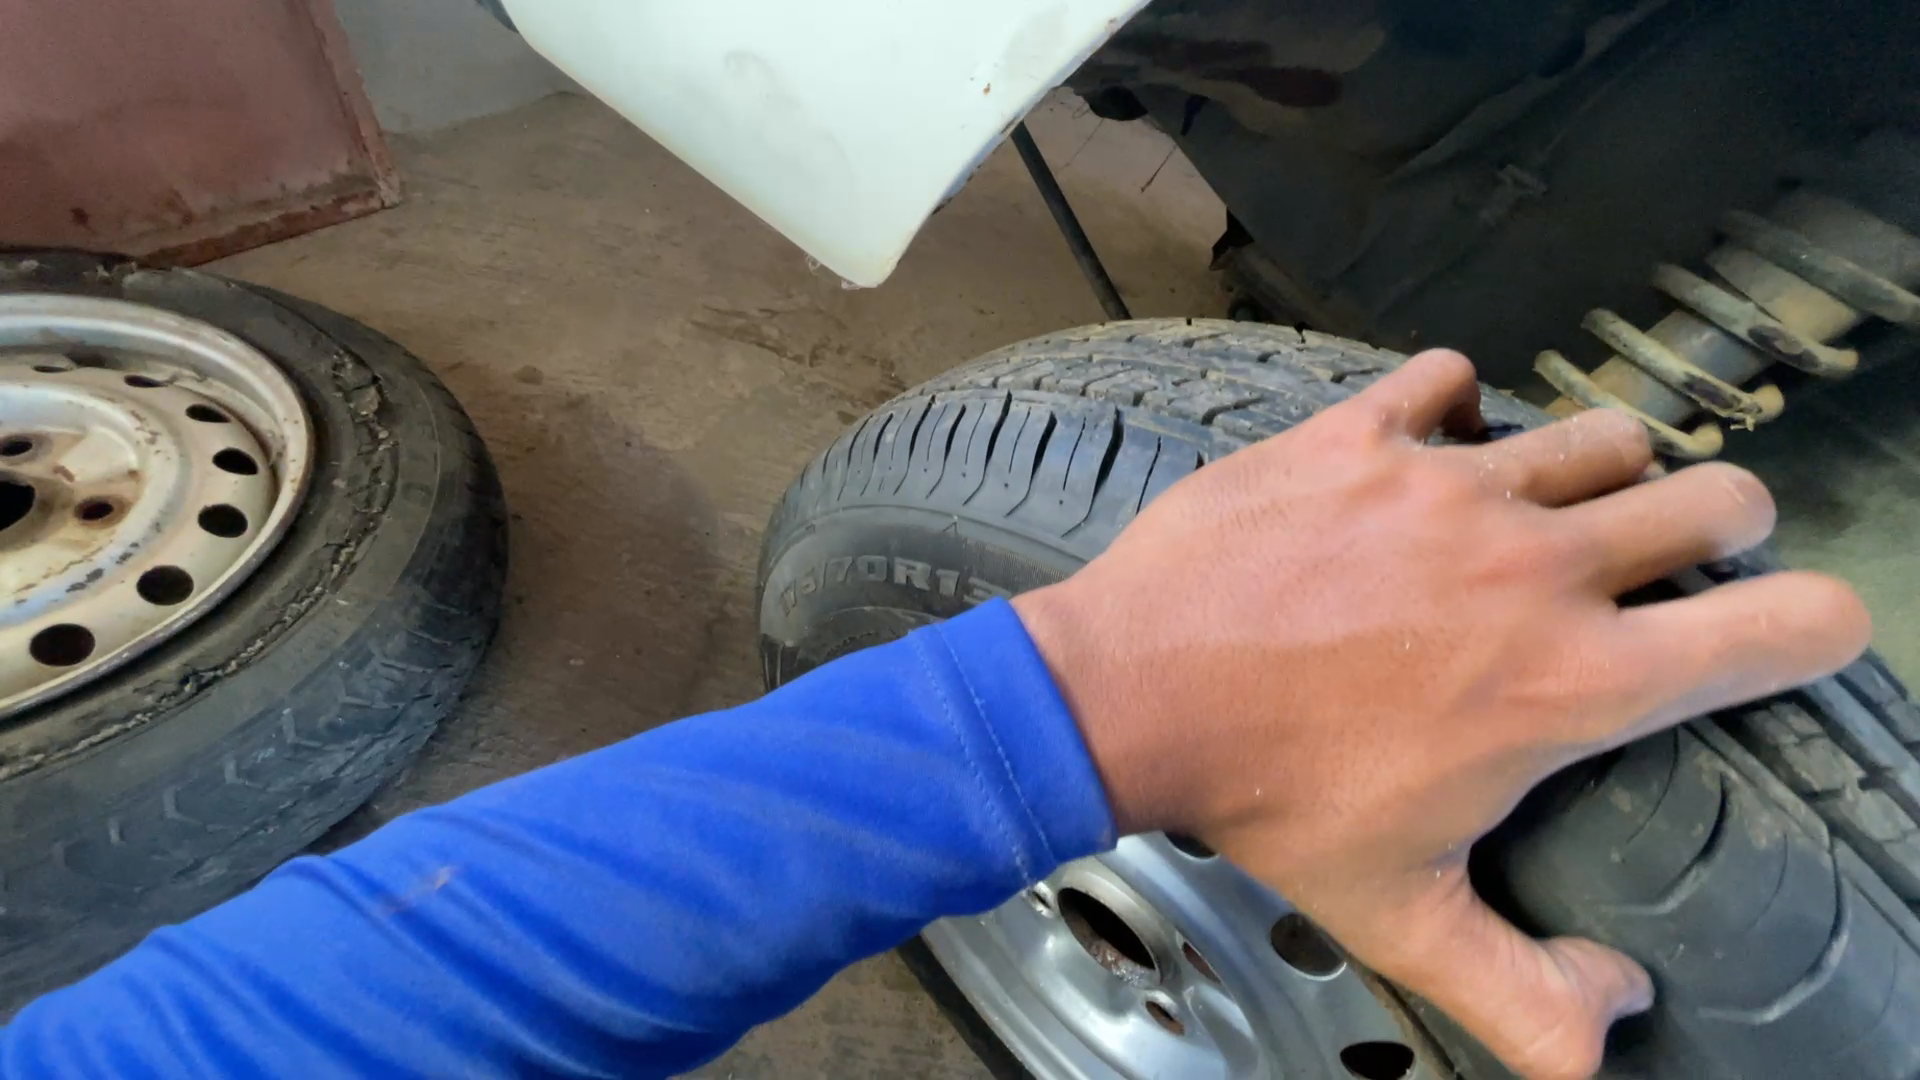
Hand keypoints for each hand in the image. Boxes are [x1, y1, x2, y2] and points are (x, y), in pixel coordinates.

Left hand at [1011, 350, 1870, 1079]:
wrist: (1130, 691)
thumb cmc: (1258, 795)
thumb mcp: (1396, 915)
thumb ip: (1524, 999)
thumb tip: (1614, 1023)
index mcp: (1570, 678)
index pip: (1796, 628)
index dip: (1797, 632)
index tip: (1753, 634)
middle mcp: (1528, 562)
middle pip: (1707, 498)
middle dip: (1700, 527)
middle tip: (1638, 555)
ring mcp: (1434, 484)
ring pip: (1592, 434)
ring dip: (1584, 466)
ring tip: (1528, 504)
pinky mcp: (1345, 438)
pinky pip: (1438, 381)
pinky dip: (1443, 404)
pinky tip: (1415, 444)